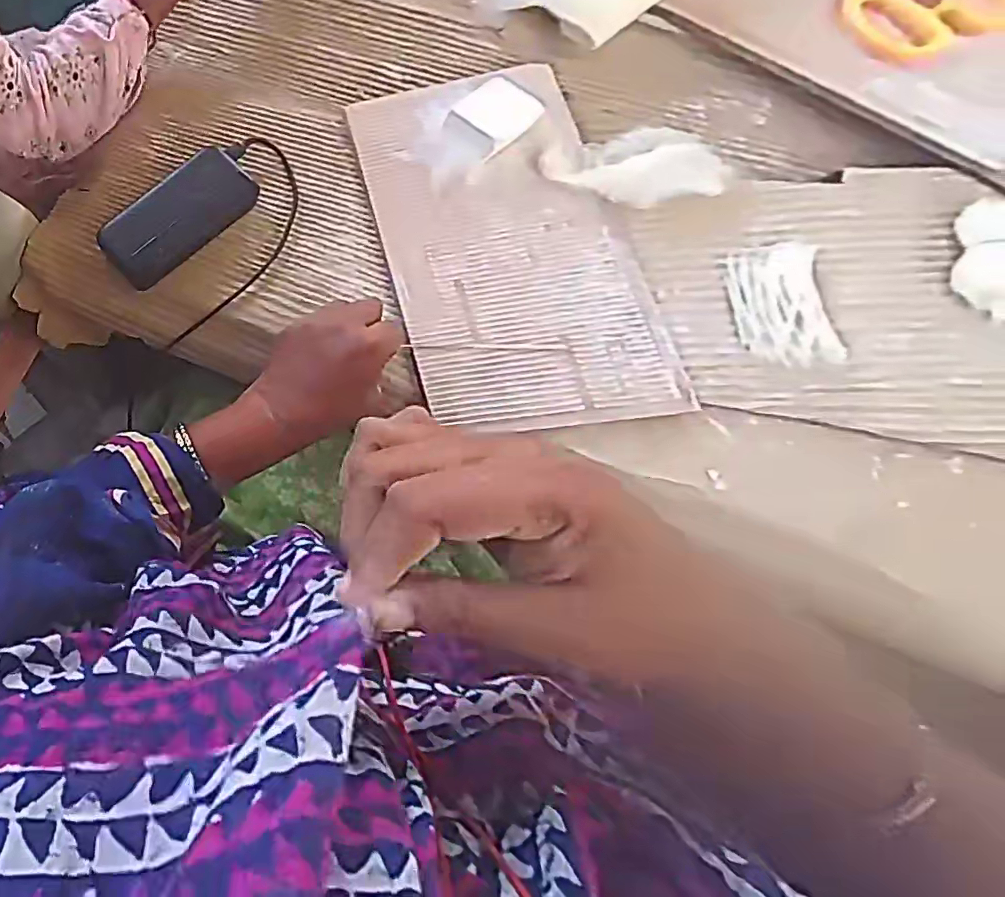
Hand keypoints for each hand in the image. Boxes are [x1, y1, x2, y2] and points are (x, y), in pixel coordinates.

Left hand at [187, 301, 403, 488]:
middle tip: (364, 342)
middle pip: (371, 306)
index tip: (383, 352)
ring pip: (343, 307)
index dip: (389, 343)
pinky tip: (317, 346)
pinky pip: (317, 317)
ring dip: (346, 321)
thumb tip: (379, 365)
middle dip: (371, 323)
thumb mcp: (368, 399)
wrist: (280, 411)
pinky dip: (322, 327)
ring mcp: (317, 321)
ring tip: (339, 342)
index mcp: (370, 344)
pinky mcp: (295, 324)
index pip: (393, 329)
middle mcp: (345, 325)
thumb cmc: (325, 412)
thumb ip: (380, 373)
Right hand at [338, 409, 815, 690]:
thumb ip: (457, 612)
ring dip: (363, 497)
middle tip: (367, 587)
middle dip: (362, 524)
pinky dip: (379, 466)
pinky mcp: (485, 459)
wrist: (716, 630)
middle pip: (390, 463)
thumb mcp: (561, 635)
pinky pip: (408, 439)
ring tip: (374, 553)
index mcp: (542, 486)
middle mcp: (509, 450)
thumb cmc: (655, 635)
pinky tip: (383, 504)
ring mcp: (495, 448)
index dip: (377, 552)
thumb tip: (367, 608)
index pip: (422, 501)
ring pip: (388, 445)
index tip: (359, 606)